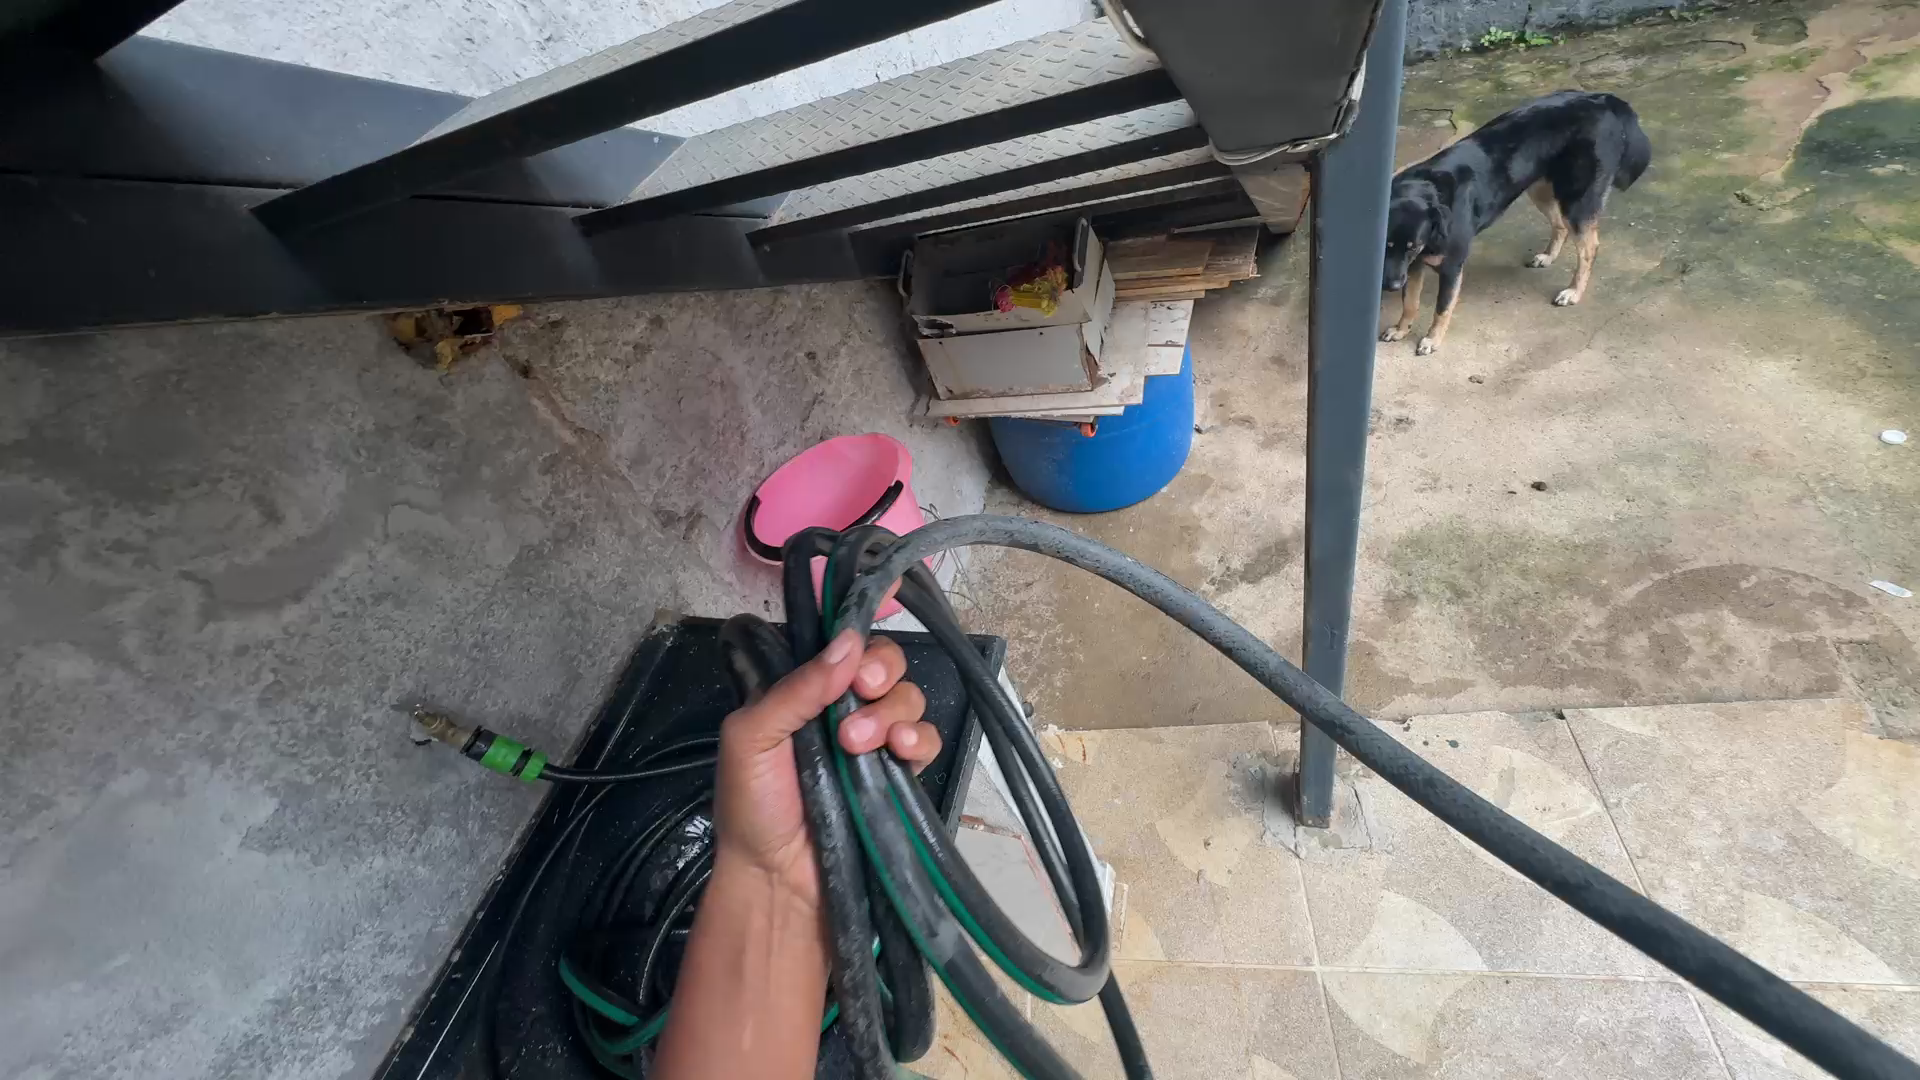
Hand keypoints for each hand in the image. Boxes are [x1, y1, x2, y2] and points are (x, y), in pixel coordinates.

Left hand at [713, 629, 941, 908]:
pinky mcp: (900, 773)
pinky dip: (920, 738)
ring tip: (858, 744)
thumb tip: (848, 641)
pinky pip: (926, 740)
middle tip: (863, 690)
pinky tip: (902, 750)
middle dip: (881, 670)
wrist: (776, 881)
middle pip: (886, 663)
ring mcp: (876, 740)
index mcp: (807, 690)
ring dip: (890, 711)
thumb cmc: (751, 804)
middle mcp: (845, 706)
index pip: (845, 645)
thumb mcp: (752, 737)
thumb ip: (796, 688)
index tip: (858, 654)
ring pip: (908, 698)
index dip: (860, 639)